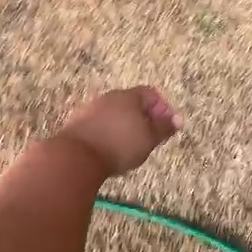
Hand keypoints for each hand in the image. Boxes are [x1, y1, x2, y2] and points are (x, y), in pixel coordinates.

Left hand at [54, 86, 180, 175]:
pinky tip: (109, 151)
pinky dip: (108, 135)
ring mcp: (89, 110)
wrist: (74, 157)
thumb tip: (177, 120)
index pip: (151, 94)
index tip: (168, 127)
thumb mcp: (149, 139)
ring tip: (129, 147)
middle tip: (150, 137)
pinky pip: (99, 126)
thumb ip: (164, 128)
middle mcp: (108, 98)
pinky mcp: (75, 126)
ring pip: (113, 115)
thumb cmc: (119, 145)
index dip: (163, 108)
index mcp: (128, 96)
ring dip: (124, 127)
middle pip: (131, 103)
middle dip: (143, 118)